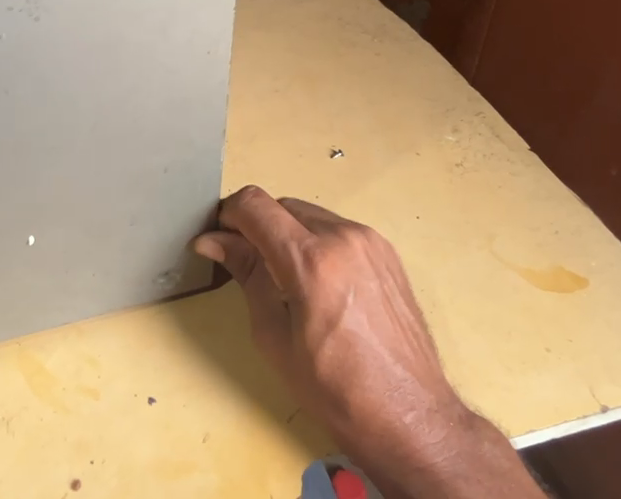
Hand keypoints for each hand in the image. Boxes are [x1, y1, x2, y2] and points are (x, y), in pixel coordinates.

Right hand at [193, 186, 542, 498]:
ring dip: (286, 232)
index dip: (227, 215)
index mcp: (311, 259)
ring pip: (309, 214)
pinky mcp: (387, 252)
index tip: (218, 239)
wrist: (409, 416)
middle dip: (256, 226)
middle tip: (245, 262)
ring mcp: (370, 241)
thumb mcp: (274, 335)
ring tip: (283, 277)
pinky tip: (317, 282)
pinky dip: (316, 242)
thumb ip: (245, 274)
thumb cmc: (334, 389)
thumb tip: (212, 240)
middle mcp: (343, 237)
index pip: (254, 204)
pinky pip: (337, 229)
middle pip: (281, 205)